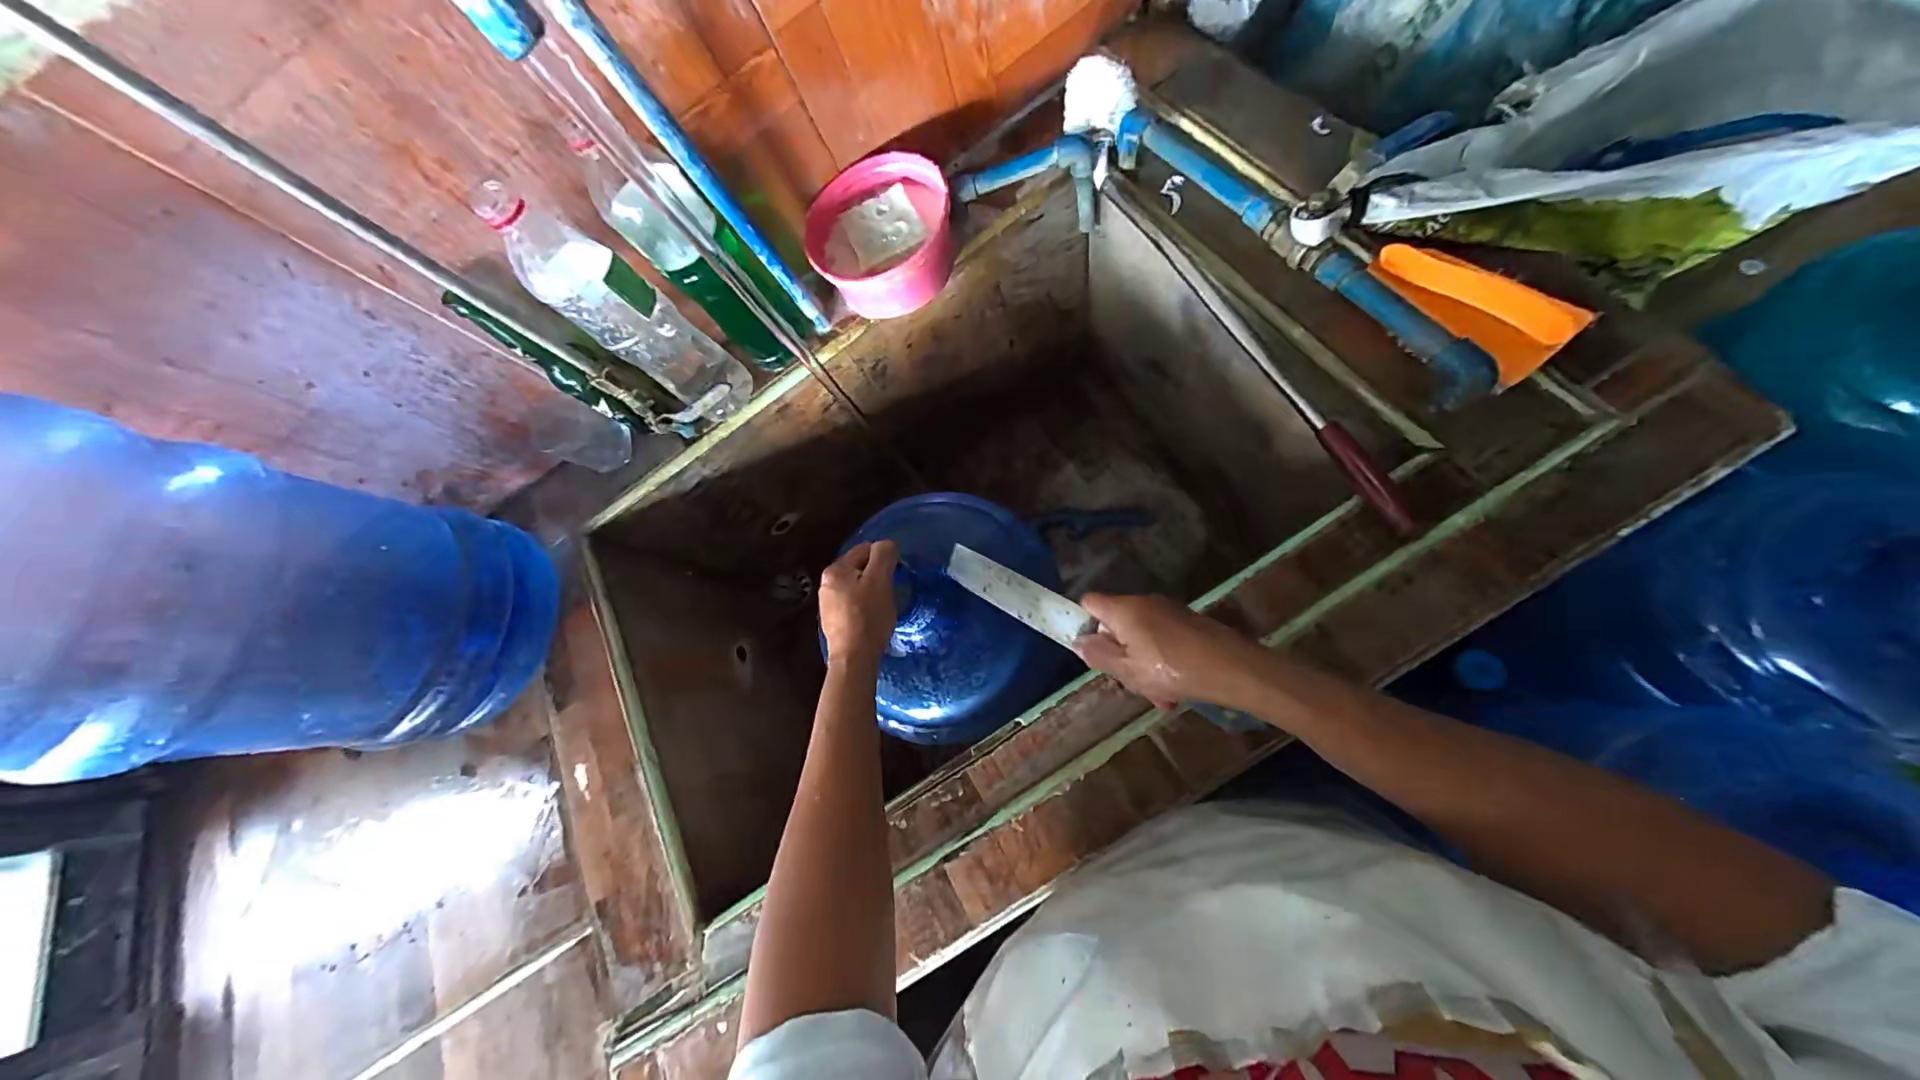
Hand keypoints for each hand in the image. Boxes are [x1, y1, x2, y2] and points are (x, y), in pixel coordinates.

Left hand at [818, 541, 899, 665]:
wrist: (854, 657)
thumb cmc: (869, 617)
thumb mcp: (880, 580)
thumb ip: (884, 555)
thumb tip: (887, 545)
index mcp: (835, 569)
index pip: (865, 549)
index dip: (884, 559)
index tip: (896, 575)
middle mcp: (826, 583)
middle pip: (860, 568)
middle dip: (877, 576)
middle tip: (890, 591)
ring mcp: (827, 603)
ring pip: (857, 586)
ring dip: (871, 592)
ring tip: (882, 607)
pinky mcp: (833, 620)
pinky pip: (853, 604)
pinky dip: (864, 607)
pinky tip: (872, 619)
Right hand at [1074, 593, 1274, 710]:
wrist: (1235, 669)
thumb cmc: (1174, 670)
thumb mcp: (1128, 670)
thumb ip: (1098, 655)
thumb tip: (1079, 641)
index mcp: (1125, 610)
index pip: (1090, 602)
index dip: (1084, 624)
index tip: (1093, 652)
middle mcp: (1145, 602)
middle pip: (1116, 623)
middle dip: (1119, 653)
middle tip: (1131, 681)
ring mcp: (1169, 611)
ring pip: (1141, 636)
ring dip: (1142, 664)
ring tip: (1159, 693)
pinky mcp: (1188, 622)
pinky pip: (1162, 639)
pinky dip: (1162, 661)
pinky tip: (1176, 688)